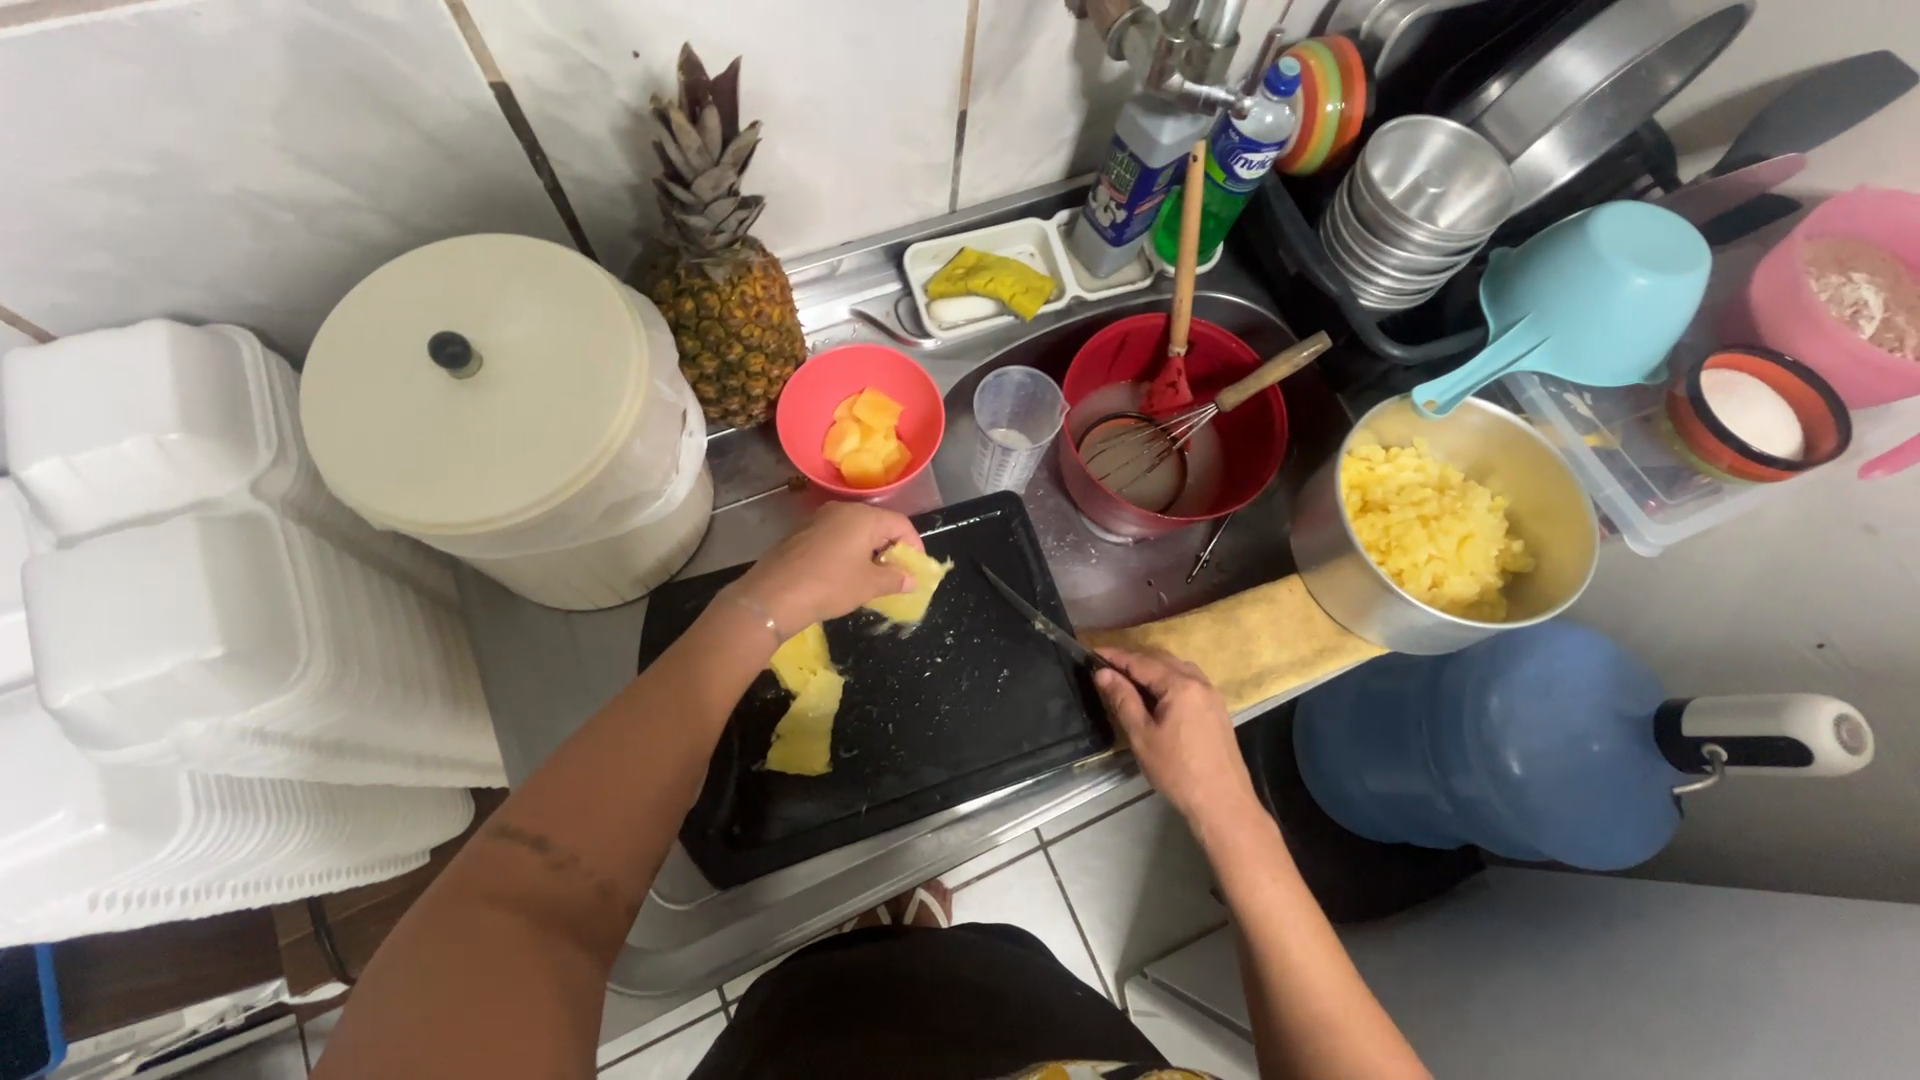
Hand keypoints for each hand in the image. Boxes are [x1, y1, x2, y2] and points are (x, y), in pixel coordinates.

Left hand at [726, 501, 922, 635]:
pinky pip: (835, 536)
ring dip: (868, 550)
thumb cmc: (829, 586)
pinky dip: (847, 551)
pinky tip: (844, 574)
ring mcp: (818, 519)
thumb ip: (895, 578)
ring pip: (855, 530)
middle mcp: (842, 510)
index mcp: (863, 517)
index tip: (916, 569)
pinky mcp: (802, 532)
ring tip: (871, 576)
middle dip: (891, 548)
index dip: (914, 546)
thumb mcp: (868, 585)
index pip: (901, 524)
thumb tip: (911, 580)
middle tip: (896, 573)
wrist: (773, 596)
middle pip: (878, 523)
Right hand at [1093, 647, 1260, 826]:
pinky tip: (1156, 694)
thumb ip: (1123, 699)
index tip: (1092, 653)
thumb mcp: (1142, 736)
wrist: (1222, 802)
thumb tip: (1103, 673)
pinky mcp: (1216, 708)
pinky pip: (1189, 681)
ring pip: (1177, 668)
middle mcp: (1199, 682)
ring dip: (1152, 668)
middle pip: (1161, 659)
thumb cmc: (1177, 771)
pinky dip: (1168, 679)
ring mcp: (1211, 694)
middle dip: (1133, 659)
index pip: (1141, 662)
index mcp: (1180, 686)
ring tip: (1128, 678)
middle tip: (1106, 666)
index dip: (1115, 656)